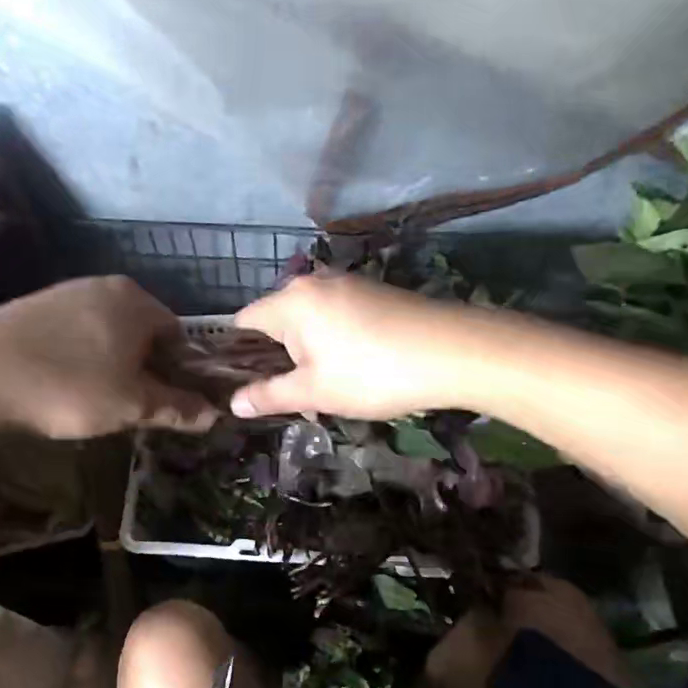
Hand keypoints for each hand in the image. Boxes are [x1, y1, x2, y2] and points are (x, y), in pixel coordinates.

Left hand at [0, 277, 215, 440]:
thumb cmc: (67, 387)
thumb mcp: (131, 406)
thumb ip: (177, 408)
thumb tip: (215, 414)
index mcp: (136, 300)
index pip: (180, 335)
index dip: (182, 372)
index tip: (171, 405)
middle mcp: (104, 285)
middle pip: (144, 332)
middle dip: (147, 370)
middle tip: (136, 408)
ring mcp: (65, 292)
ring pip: (109, 334)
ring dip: (114, 366)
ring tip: (100, 401)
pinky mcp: (34, 307)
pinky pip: (76, 334)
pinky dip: (82, 359)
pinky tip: (66, 385)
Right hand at [229, 274, 484, 419]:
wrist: (454, 352)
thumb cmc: (372, 374)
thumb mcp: (315, 392)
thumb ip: (270, 396)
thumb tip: (234, 404)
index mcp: (291, 301)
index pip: (244, 322)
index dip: (238, 354)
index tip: (243, 384)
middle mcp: (314, 283)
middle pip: (278, 320)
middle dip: (277, 357)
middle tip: (289, 396)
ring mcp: (348, 284)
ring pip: (309, 320)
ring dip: (308, 352)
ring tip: (323, 388)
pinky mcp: (374, 292)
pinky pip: (337, 316)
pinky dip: (333, 341)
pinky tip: (353, 369)